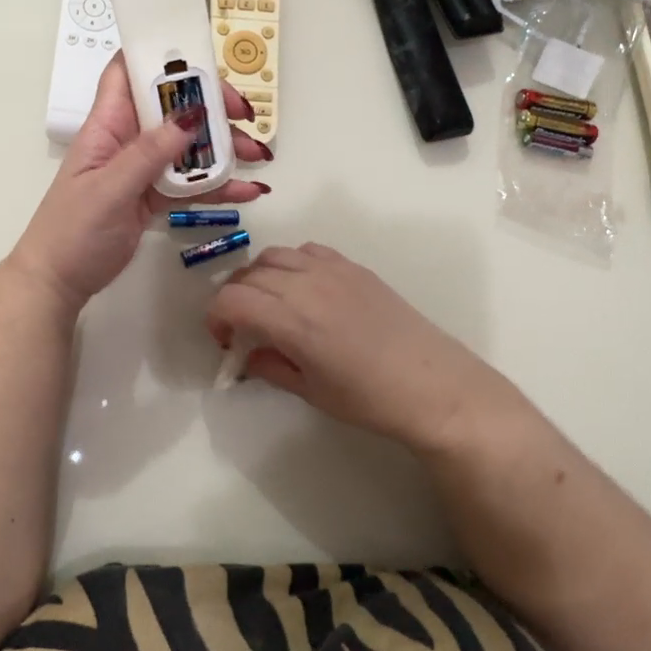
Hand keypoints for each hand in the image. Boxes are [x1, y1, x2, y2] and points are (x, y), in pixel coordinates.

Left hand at [9, 54, 271, 306]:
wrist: (58, 281)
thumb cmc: (72, 231)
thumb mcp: (109, 189)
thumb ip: (149, 153)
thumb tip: (190, 115)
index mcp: (108, 125)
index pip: (129, 72)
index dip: (161, 55)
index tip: (202, 59)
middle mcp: (127, 138)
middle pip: (172, 106)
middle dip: (210, 106)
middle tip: (245, 117)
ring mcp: (141, 168)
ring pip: (187, 144)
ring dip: (223, 147)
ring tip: (258, 156)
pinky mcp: (152, 196)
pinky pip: (190, 182)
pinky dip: (217, 184)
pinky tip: (247, 190)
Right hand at [205, 243, 507, 448]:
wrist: (434, 386)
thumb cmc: (370, 400)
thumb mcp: (311, 392)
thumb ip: (270, 367)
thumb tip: (247, 354)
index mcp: (292, 321)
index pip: (231, 299)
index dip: (216, 317)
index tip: (223, 339)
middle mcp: (307, 286)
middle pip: (248, 275)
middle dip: (234, 298)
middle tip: (242, 327)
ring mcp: (333, 271)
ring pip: (274, 256)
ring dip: (259, 276)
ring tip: (269, 304)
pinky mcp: (354, 267)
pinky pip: (307, 251)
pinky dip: (292, 264)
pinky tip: (302, 288)